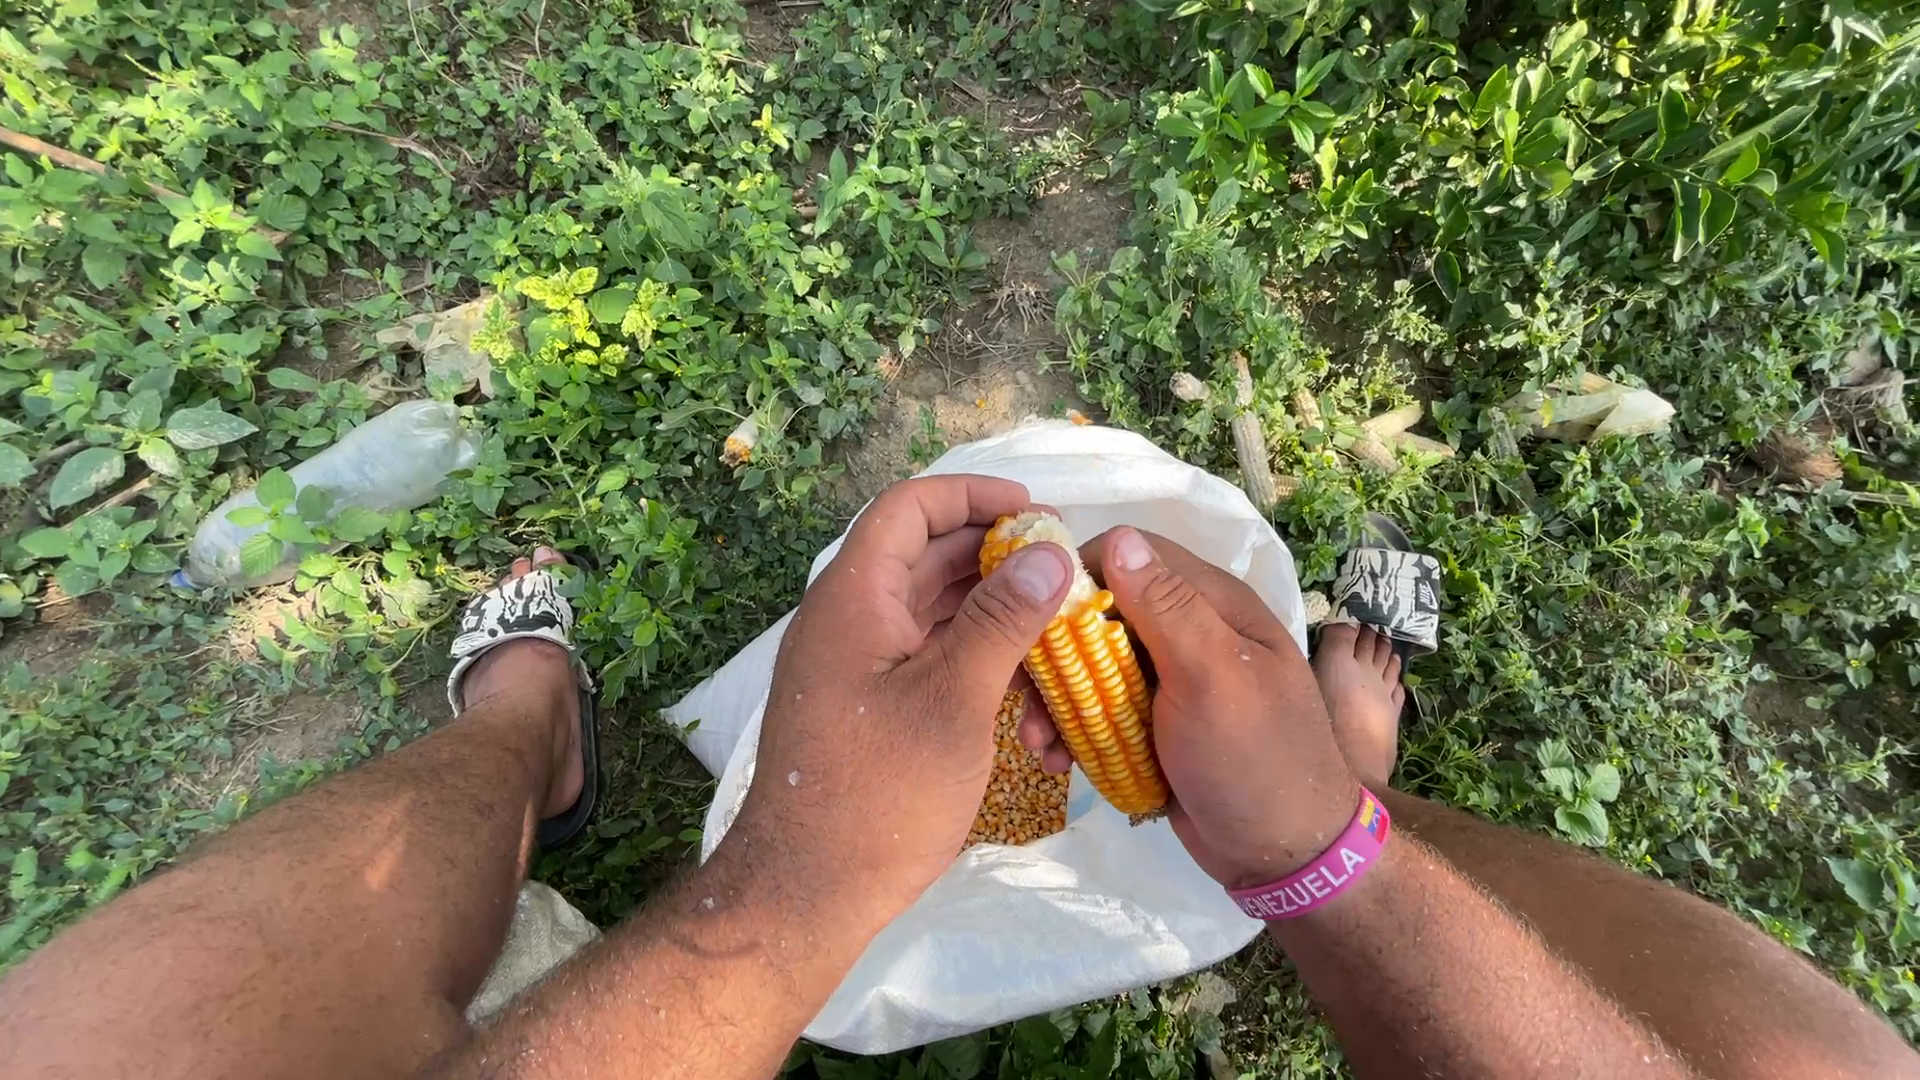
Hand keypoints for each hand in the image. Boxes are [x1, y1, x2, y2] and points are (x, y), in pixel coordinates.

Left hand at [723, 475, 1073, 914]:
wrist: (810, 890)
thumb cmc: (880, 792)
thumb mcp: (952, 699)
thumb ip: (1000, 619)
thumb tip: (1048, 553)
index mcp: (855, 596)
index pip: (908, 508)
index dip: (969, 495)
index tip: (1031, 508)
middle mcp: (853, 615)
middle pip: (926, 554)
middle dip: (992, 551)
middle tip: (1057, 562)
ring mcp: (863, 658)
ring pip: (933, 604)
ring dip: (989, 603)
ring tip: (1052, 613)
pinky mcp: (876, 697)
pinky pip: (930, 648)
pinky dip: (974, 648)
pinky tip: (1022, 668)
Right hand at [1022, 527, 1357, 887]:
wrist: (1283, 859)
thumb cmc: (1254, 760)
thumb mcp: (1214, 677)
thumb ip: (1168, 608)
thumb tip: (1119, 537)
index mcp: (1211, 602)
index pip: (1132, 553)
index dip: (1079, 573)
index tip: (1034, 612)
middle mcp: (1186, 629)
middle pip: (1099, 610)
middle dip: (1053, 646)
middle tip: (1019, 687)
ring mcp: (1165, 677)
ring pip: (1089, 662)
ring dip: (1055, 696)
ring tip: (1036, 740)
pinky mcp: (1148, 719)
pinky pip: (1096, 706)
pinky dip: (1071, 727)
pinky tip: (1057, 760)